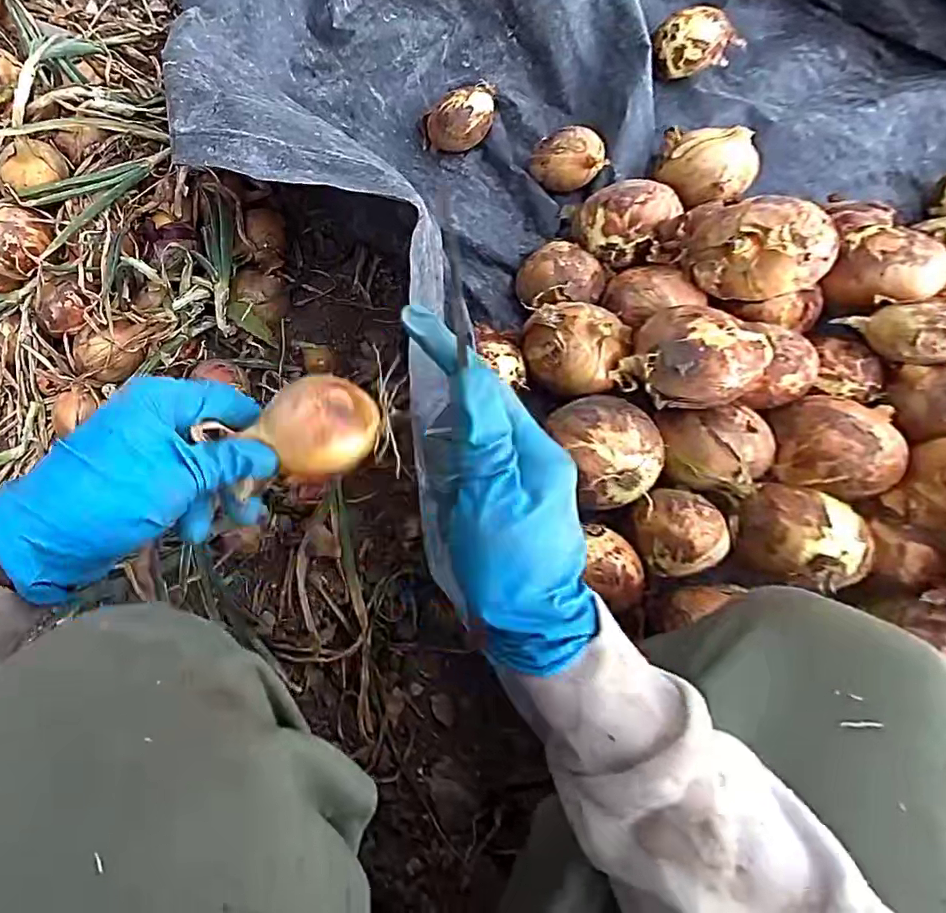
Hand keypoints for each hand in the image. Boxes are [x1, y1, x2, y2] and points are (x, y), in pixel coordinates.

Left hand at [0, 376, 277, 603]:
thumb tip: (267, 453)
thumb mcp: (180, 477)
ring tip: (227, 526)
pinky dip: (187, 505)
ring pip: (194, 466)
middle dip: (233, 472)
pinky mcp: (132, 479)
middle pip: (209, 437)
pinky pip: (173, 484)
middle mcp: (151, 418)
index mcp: (159, 401)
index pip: (219, 399)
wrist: (41, 540)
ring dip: (212, 496)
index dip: (250, 423)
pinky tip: (190, 533)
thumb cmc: (113, 495)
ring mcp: (140, 449)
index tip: (276, 449)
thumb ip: (227, 462)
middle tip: (253, 500)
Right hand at [403, 306, 597, 674]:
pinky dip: (449, 448)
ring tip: (425, 427)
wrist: (530, 627)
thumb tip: (468, 379)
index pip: (485, 386)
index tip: (416, 319)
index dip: (449, 351)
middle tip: (415, 357)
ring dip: (445, 416)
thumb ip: (480, 441)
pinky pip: (473, 456)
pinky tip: (439, 461)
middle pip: (481, 400)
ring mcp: (518, 473)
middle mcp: (529, 453)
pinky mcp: (504, 491)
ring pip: (474, 427)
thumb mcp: (490, 503)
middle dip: (446, 377)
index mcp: (530, 450)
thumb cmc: (509, 568)